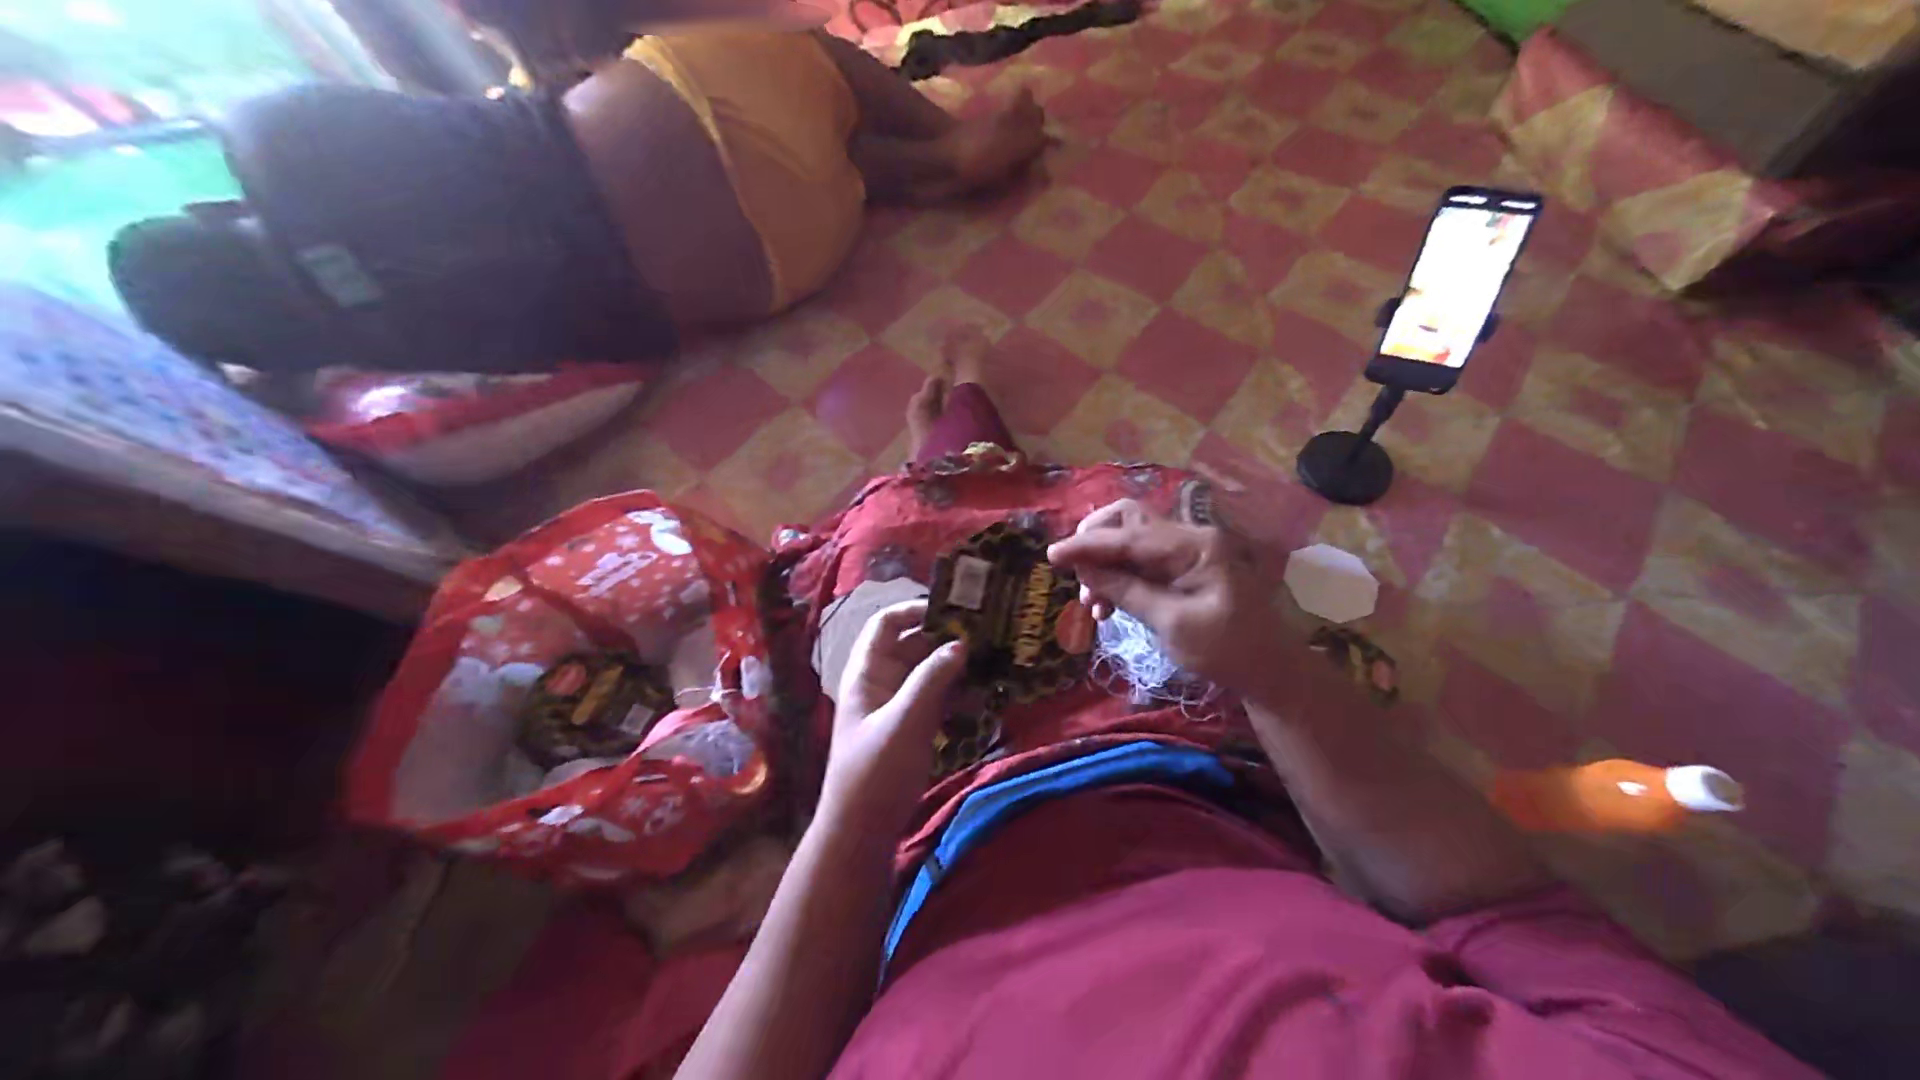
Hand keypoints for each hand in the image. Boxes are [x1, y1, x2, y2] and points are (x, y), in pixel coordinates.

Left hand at [822, 600, 966, 836]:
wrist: (862, 832)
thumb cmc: (876, 772)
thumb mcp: (905, 721)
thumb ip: (932, 679)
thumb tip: (959, 644)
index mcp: (867, 672)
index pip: (886, 624)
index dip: (915, 610)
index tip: (954, 610)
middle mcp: (882, 682)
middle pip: (913, 645)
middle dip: (946, 639)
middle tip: (987, 634)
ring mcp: (898, 705)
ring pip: (929, 673)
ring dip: (957, 667)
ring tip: (993, 662)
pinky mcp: (913, 727)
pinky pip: (938, 699)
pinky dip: (958, 694)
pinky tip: (984, 697)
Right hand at [1048, 503, 1281, 694]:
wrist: (1269, 670)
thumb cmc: (1227, 650)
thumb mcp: (1173, 624)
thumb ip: (1127, 591)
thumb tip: (1084, 569)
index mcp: (1195, 546)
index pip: (1129, 536)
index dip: (1086, 545)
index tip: (1051, 556)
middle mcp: (1189, 537)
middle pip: (1129, 520)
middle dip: (1094, 542)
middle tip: (1073, 572)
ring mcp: (1187, 550)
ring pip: (1130, 540)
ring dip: (1103, 564)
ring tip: (1092, 605)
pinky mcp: (1182, 567)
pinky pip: (1140, 560)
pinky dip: (1118, 576)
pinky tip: (1107, 605)